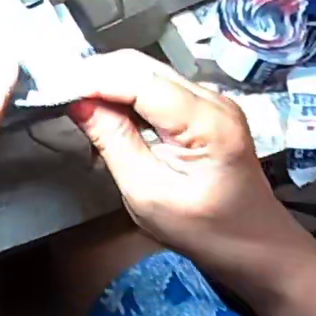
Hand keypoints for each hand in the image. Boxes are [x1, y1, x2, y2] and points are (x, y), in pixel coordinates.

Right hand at [66, 51, 315, 287]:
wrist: (260, 249)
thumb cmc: (208, 233)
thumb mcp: (148, 194)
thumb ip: (113, 141)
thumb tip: (78, 102)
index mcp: (205, 120)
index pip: (136, 79)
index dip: (92, 80)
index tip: (56, 92)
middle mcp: (211, 97)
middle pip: (140, 66)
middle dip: (95, 76)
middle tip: (60, 97)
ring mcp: (210, 98)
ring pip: (145, 70)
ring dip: (107, 83)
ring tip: (78, 107)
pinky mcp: (203, 105)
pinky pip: (154, 85)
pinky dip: (123, 93)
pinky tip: (105, 112)